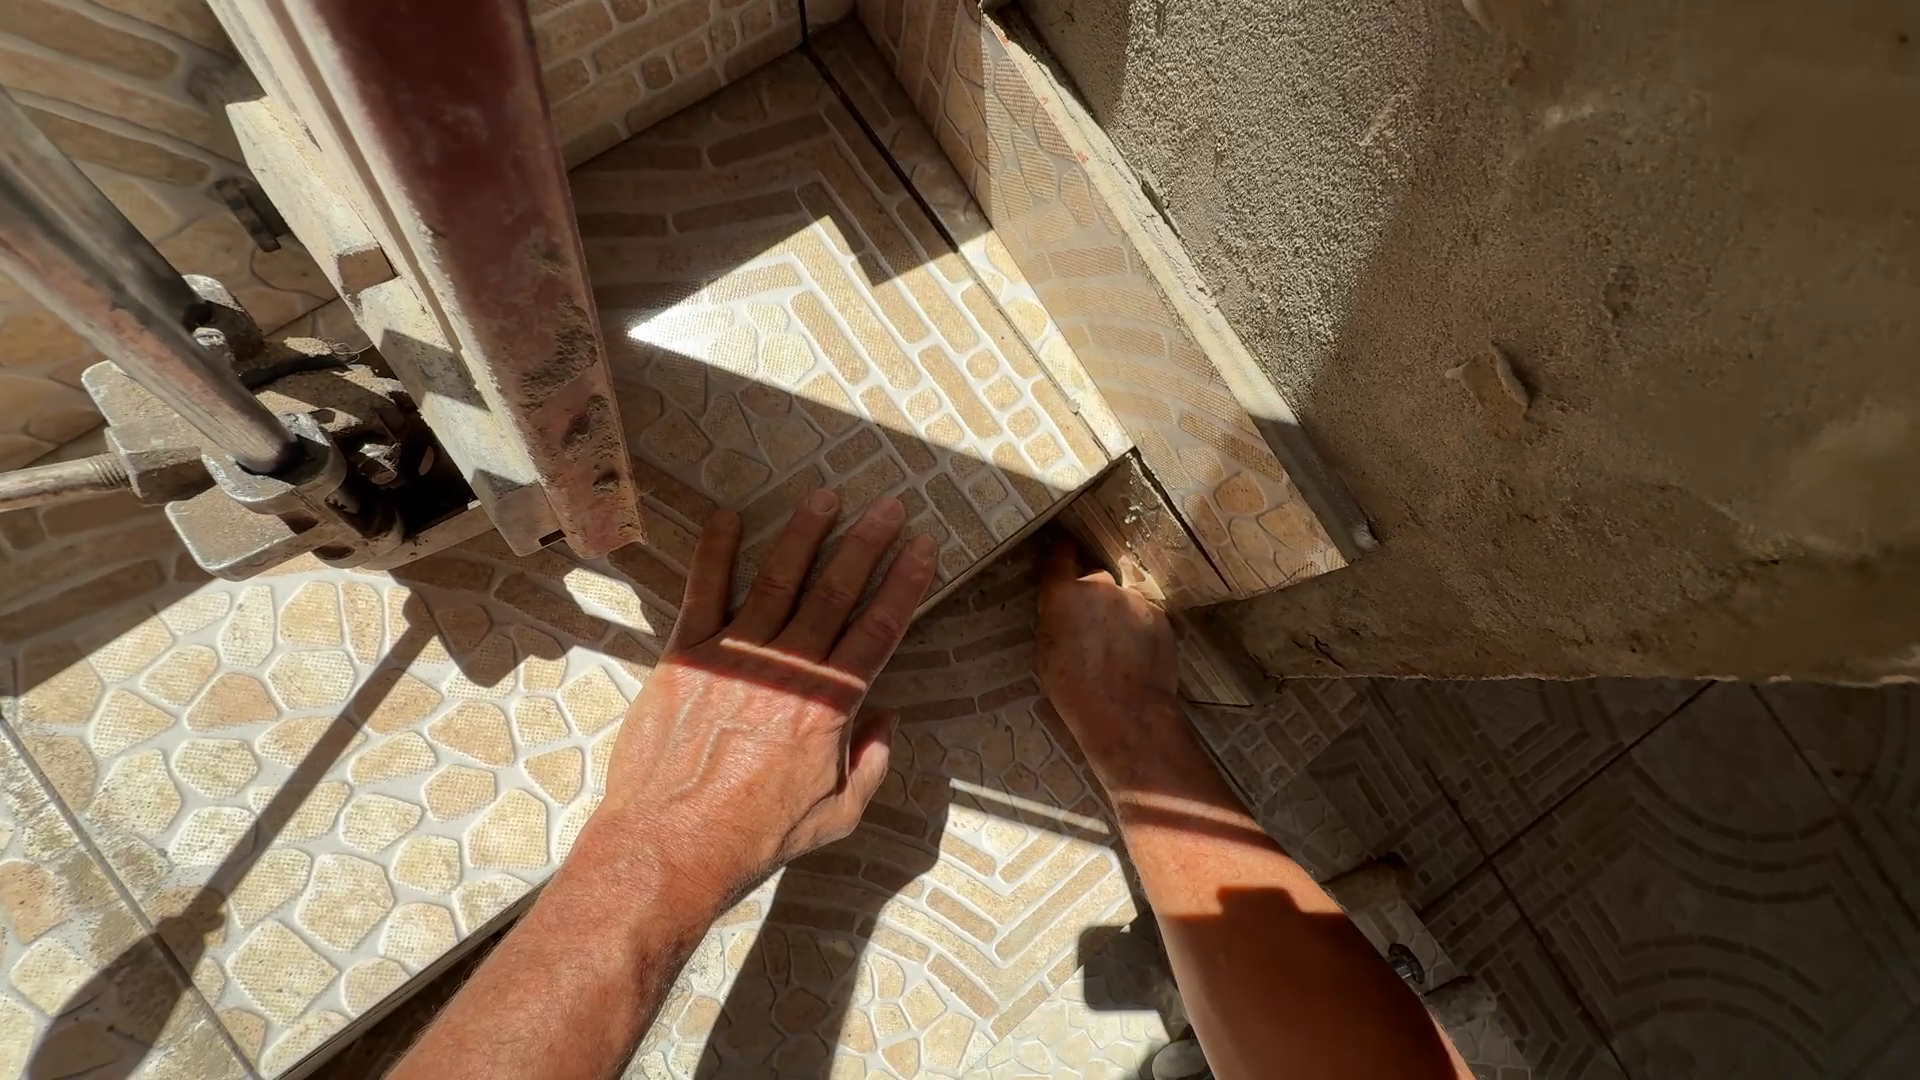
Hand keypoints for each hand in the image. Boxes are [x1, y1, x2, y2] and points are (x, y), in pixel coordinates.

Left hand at [579, 490, 937, 912]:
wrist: (666, 847)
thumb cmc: (756, 836)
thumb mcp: (838, 815)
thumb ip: (873, 763)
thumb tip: (887, 716)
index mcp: (830, 704)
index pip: (879, 628)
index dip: (906, 583)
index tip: (923, 547)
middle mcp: (789, 668)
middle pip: (837, 591)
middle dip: (868, 543)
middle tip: (889, 506)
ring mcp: (737, 655)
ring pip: (779, 580)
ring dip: (806, 534)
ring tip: (826, 496)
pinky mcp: (687, 654)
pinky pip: (704, 593)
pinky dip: (716, 552)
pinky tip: (728, 517)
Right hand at [1035, 537, 1180, 791]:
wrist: (1124, 710)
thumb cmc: (1074, 689)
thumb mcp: (1047, 651)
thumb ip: (1056, 619)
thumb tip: (1063, 610)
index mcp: (1063, 594)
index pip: (1060, 556)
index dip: (1062, 553)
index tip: (1064, 551)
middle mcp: (1098, 586)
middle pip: (1094, 578)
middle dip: (1092, 594)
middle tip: (1091, 625)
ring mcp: (1132, 598)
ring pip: (1123, 598)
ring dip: (1119, 613)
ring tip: (1118, 648)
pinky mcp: (1159, 614)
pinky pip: (1145, 614)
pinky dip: (1141, 628)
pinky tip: (1137, 655)